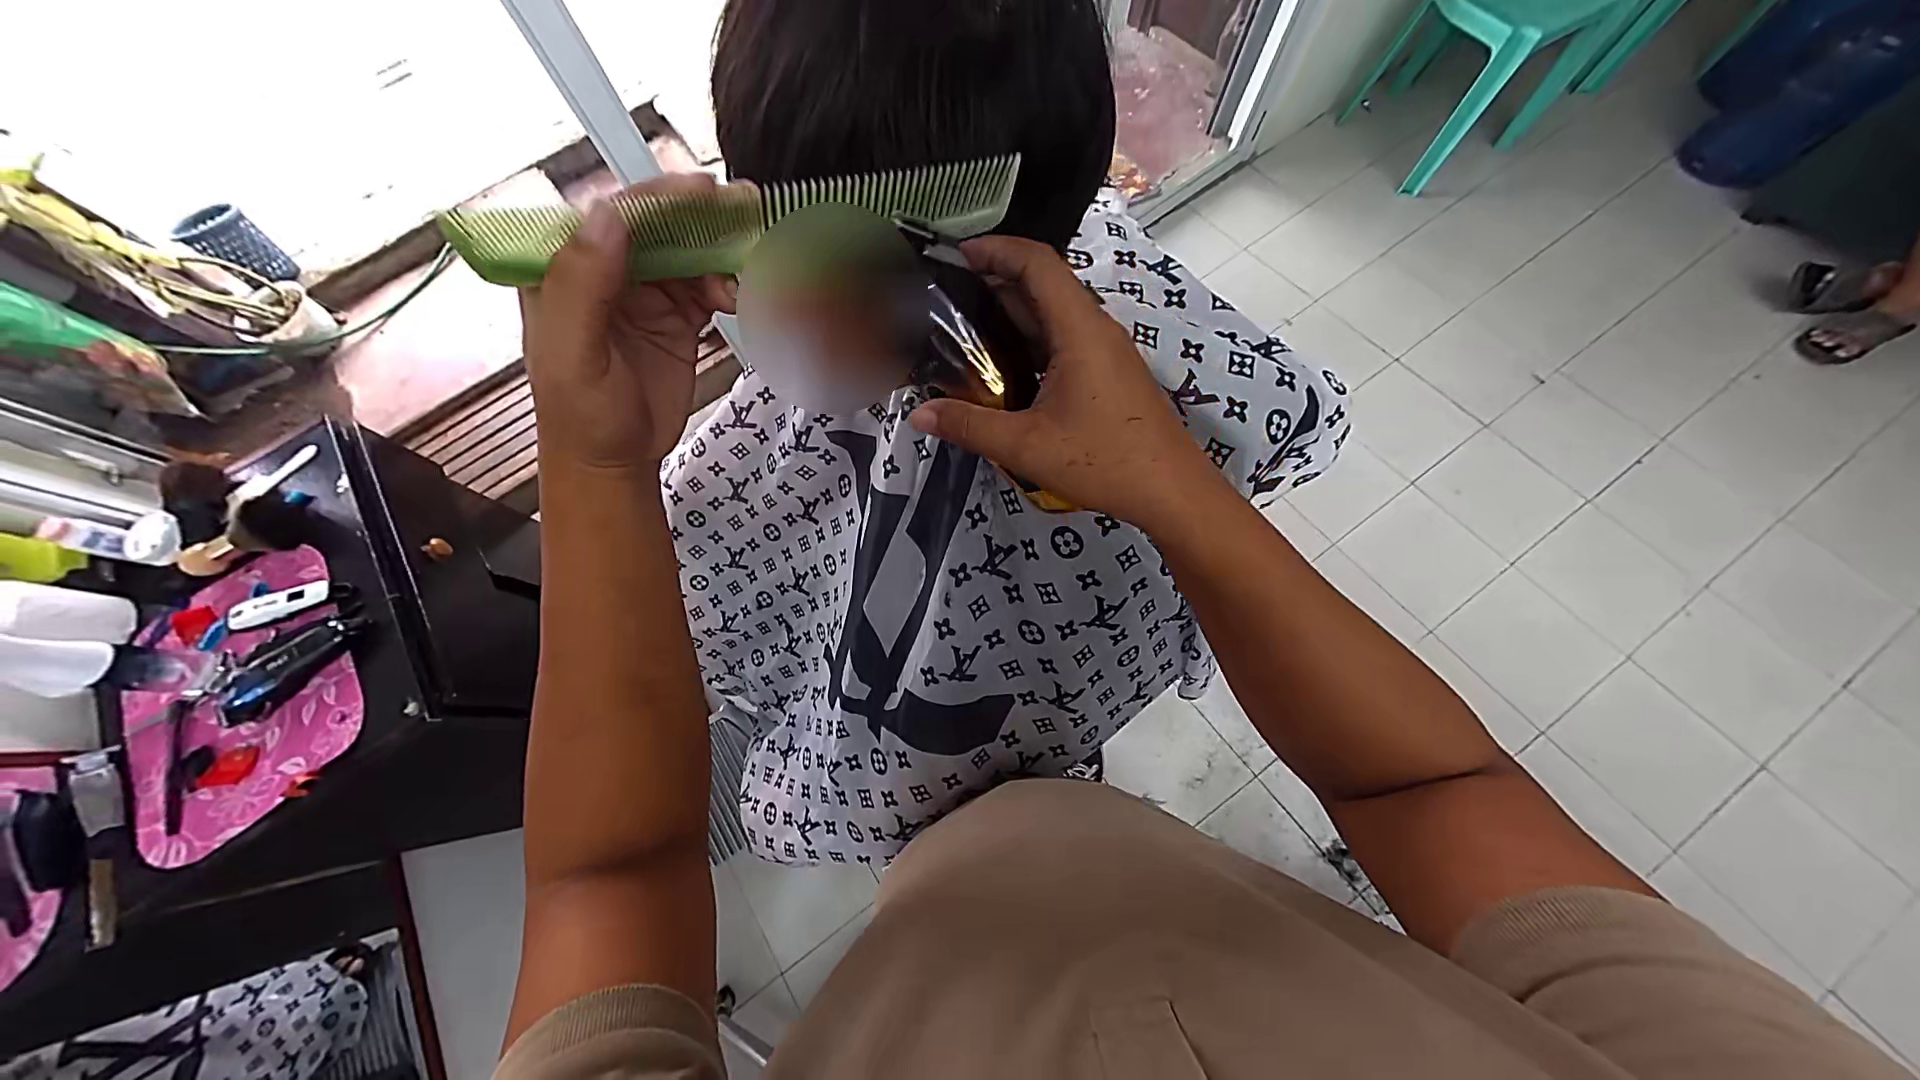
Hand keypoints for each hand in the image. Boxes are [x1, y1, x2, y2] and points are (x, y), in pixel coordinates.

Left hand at [519, 174, 735, 473]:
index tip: (700, 193)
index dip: (657, 199)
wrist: (616, 460)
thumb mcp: (570, 355)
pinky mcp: (676, 317)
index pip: (612, 217)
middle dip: (698, 217)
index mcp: (565, 270)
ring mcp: (644, 294)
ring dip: (719, 254)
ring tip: (743, 270)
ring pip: (687, 253)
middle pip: (656, 226)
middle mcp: (606, 273)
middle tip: (739, 210)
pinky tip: (735, 298)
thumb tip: (608, 220)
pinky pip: (706, 286)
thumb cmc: (580, 417)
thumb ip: (582, 285)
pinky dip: (727, 286)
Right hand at [908, 236, 1227, 529]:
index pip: (1037, 263)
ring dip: (1012, 318)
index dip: (996, 250)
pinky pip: (1064, 344)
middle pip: (1043, 287)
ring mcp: (1106, 353)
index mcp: (1080, 331)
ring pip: (1053, 318)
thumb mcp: (1027, 446)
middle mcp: (1095, 330)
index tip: (957, 257)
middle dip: (994, 284)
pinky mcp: (1109, 375)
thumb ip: (969, 426)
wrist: (1171, 491)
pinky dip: (1031, 345)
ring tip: (965, 334)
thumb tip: (919, 415)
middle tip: (946, 301)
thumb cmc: (1105, 461)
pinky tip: (1004, 372)